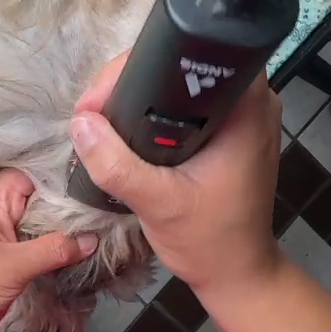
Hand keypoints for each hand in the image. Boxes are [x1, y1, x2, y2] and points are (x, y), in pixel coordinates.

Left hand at [0, 169, 97, 331]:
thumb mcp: (15, 265)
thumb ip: (56, 249)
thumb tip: (94, 238)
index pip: (33, 173)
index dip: (61, 176)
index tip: (96, 181)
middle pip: (38, 198)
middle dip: (68, 204)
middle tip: (107, 206)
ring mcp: (0, 236)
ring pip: (37, 223)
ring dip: (62, 229)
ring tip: (103, 226)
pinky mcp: (4, 258)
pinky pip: (33, 244)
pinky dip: (52, 247)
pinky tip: (81, 249)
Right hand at [67, 53, 282, 304]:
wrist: (234, 273)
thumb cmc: (207, 239)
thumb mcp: (156, 202)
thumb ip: (115, 165)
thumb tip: (79, 124)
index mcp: (246, 106)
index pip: (189, 57)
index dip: (137, 67)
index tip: (101, 97)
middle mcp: (251, 101)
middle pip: (181, 68)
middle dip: (130, 84)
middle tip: (93, 112)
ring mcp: (241, 117)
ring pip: (179, 88)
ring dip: (139, 101)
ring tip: (103, 123)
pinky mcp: (228, 135)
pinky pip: (184, 110)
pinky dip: (154, 118)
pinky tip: (128, 136)